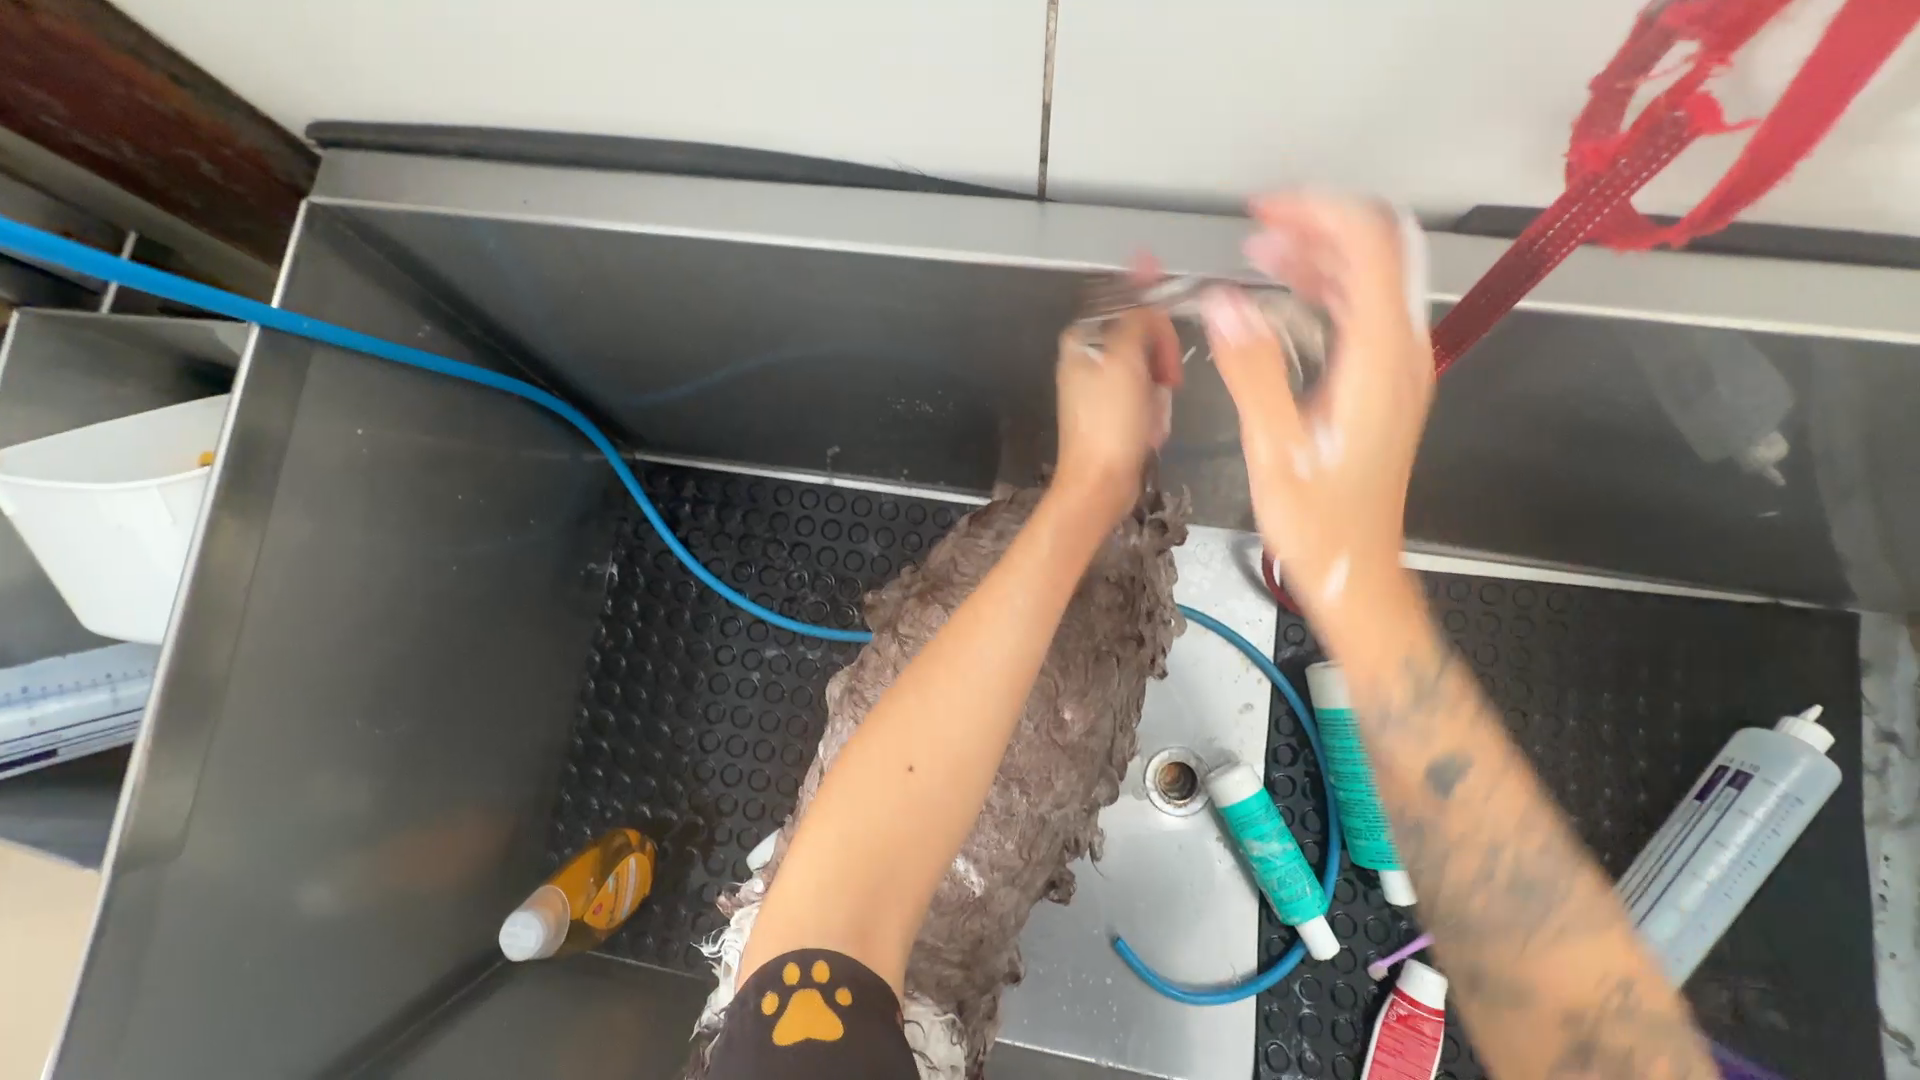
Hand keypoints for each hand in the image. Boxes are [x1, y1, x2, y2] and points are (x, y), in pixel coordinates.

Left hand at [1052, 305, 1181, 523]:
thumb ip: (1138, 321)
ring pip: (1150, 371)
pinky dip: (1153, 413)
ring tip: (1150, 416)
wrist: (1100, 483)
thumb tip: (1148, 303)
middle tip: (1166, 381)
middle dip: (1160, 363)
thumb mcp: (1126, 360)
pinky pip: (1146, 399)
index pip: (1128, 305)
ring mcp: (1100, 388)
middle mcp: (1088, 360)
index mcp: (1082, 340)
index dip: (1155, 320)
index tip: (1169, 341)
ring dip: (1158, 394)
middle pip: (1143, 339)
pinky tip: (1149, 430)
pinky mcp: (1113, 413)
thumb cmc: (1110, 423)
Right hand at [1202, 194, 1432, 639]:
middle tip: (1257, 225)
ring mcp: (1394, 366)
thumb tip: (1223, 302)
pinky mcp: (1380, 382)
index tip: (1264, 211)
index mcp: (1379, 360)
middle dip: (1318, 224)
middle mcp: (1399, 352)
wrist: (1354, 567)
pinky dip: (1322, 290)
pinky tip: (1282, 294)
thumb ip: (1252, 369)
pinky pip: (1359, 313)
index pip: (1369, 249)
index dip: (1320, 213)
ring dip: (1319, 254)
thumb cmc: (1318, 520)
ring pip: (1369, 280)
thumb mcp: (1274, 448)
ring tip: (1260, 250)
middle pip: (1377, 253)